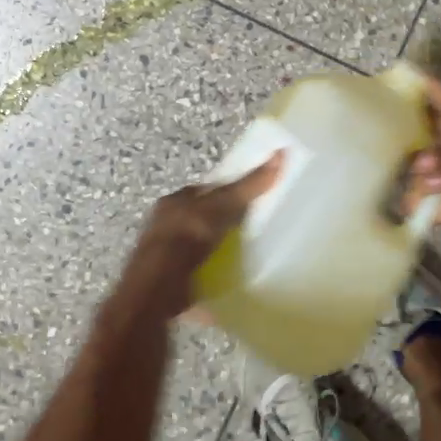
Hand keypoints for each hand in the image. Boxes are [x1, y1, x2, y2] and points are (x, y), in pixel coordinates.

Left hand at [114, 152, 284, 318]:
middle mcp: (164, 224)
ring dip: (210, 251)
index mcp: (173, 201)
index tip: (246, 202)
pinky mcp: (166, 281)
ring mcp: (162, 254)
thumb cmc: (188, 235)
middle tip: (245, 232)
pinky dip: (205, 276)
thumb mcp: (223, 205)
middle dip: (217, 224)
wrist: (158, 287)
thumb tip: (281, 153)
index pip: (203, 191)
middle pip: (198, 218)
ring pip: (193, 246)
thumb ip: (249, 185)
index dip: (224, 193)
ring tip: (238, 258)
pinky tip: (222, 284)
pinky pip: (191, 273)